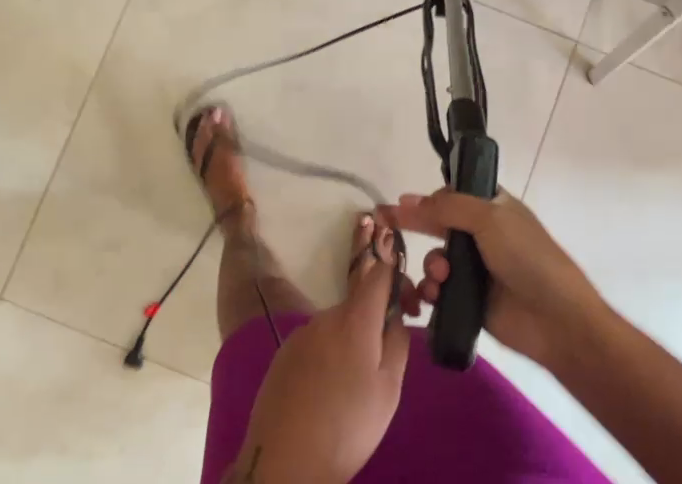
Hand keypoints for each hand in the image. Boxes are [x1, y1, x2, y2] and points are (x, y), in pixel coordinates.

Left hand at [231, 215, 412, 483]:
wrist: (285, 461)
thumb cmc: (349, 426)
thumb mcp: (388, 388)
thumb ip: (396, 343)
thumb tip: (397, 317)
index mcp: (355, 321)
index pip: (375, 272)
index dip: (383, 248)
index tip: (384, 222)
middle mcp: (325, 318)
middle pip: (359, 302)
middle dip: (378, 311)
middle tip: (397, 334)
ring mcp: (301, 335)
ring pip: (338, 326)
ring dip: (354, 337)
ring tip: (362, 378)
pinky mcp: (285, 355)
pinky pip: (318, 343)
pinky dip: (332, 353)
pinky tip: (335, 386)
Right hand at [390, 189, 603, 368]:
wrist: (554, 319)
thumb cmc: (527, 258)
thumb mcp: (489, 219)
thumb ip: (446, 207)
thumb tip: (405, 200)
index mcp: (493, 209)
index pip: (452, 195)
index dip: (427, 199)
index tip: (399, 204)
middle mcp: (482, 235)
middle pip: (439, 225)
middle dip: (416, 226)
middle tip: (387, 226)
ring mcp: (475, 269)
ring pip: (435, 258)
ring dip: (431, 264)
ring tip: (441, 274)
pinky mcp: (468, 300)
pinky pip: (438, 289)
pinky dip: (431, 290)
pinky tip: (434, 295)